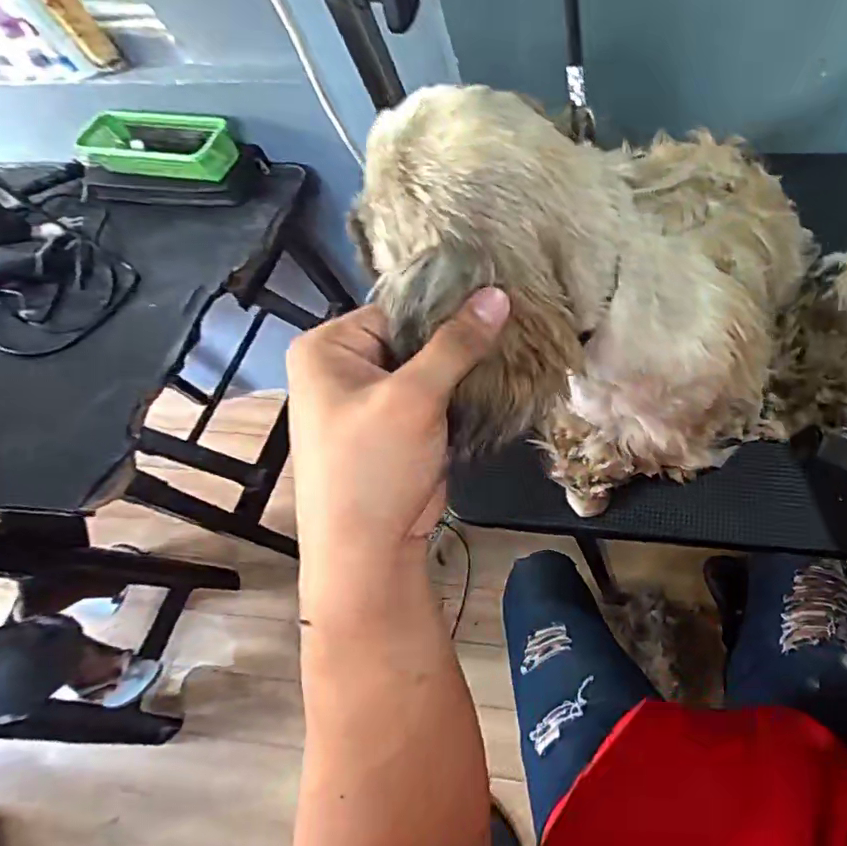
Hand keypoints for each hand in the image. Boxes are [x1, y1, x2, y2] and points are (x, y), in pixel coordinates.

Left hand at [286, 289, 510, 564]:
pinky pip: (438, 396)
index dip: (447, 305)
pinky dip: (466, 392)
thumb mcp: (414, 397)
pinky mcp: (403, 427)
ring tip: (518, 349)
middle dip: (463, 338)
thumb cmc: (374, 466)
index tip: (499, 298)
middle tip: (517, 324)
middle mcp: (347, 367)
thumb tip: (497, 295)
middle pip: (417, 337)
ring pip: (433, 367)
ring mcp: (376, 399)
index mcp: (328, 348)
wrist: (370, 550)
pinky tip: (503, 381)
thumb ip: (457, 343)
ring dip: (469, 367)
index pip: (399, 307)